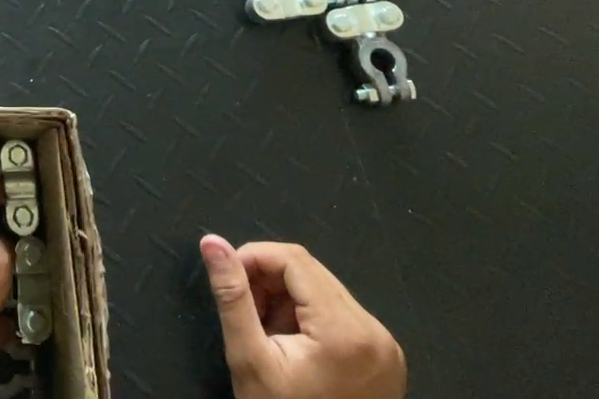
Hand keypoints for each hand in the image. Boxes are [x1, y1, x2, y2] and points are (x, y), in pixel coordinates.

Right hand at [200, 235, 405, 398]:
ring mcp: (386, 347)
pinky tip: (290, 343)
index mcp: (346, 330)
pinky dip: (308, 316)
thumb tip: (211, 240)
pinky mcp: (386, 358)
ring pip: (324, 289)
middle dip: (269, 280)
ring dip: (286, 297)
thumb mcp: (249, 358)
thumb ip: (231, 295)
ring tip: (266, 331)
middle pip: (311, 272)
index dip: (255, 257)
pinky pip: (340, 313)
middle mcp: (375, 331)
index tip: (230, 282)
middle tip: (246, 313)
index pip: (294, 259)